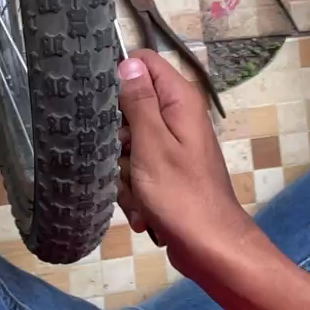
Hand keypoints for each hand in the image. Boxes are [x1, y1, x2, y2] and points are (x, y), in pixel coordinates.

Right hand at [115, 50, 267, 278]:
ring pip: (129, 141)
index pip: (144, 62)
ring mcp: (172, 145)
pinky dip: (134, 188)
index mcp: (179, 99)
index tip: (100, 101)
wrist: (209, 248)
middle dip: (118, 135)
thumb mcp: (151, 143)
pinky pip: (137, 168)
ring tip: (135, 190)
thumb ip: (138, 101)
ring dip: (124, 169)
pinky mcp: (166, 170)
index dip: (120, 77)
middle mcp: (178, 115)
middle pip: (131, 105)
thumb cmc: (180, 194)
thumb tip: (128, 62)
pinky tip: (141, 208)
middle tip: (123, 157)